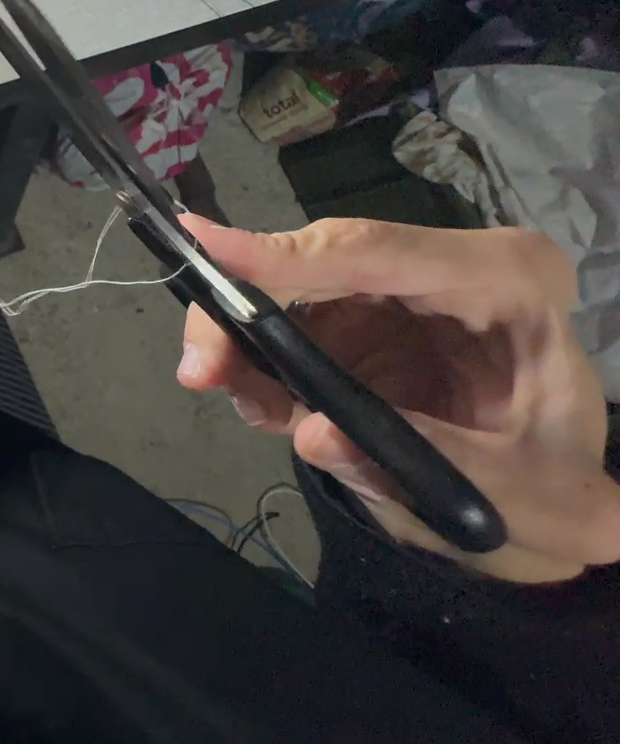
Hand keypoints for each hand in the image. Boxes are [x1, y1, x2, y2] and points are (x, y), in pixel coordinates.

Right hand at [176, 216, 619, 583]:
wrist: (526, 498)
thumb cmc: (545, 488)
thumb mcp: (525, 493)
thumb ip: (429, 458)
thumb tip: (313, 432)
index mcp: (501, 282)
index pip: (373, 251)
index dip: (283, 253)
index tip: (203, 246)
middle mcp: (427, 270)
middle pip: (299, 267)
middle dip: (234, 315)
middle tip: (198, 372)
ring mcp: (369, 291)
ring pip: (266, 294)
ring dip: (234, 350)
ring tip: (259, 414)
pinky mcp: (328, 316)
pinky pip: (260, 325)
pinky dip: (246, 369)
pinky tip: (270, 409)